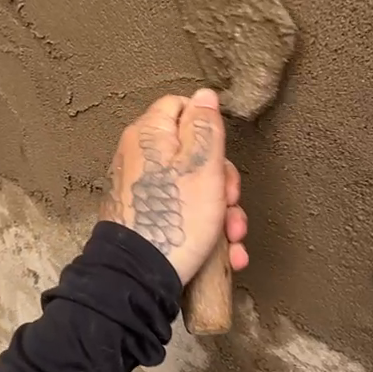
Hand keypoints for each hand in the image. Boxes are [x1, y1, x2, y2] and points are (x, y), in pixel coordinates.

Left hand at [100, 88, 248, 285]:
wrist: (140, 277)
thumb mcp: (202, 165)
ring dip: (222, 212)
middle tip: (231, 202)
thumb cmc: (173, 219)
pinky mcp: (146, 217)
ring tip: (232, 238)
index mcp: (149, 134)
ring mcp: (142, 189)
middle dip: (223, 181)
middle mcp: (140, 157)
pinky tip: (224, 253)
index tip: (222, 154)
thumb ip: (205, 125)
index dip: (208, 127)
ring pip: (194, 188)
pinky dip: (205, 230)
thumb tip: (205, 95)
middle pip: (192, 152)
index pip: (182, 106)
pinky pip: (182, 213)